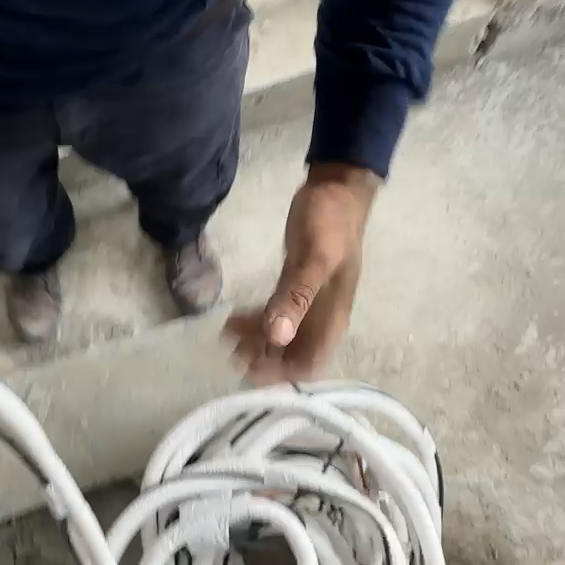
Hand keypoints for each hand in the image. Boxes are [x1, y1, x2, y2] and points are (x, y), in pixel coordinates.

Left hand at [227, 163, 379, 382]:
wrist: (337, 189)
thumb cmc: (332, 223)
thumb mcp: (316, 259)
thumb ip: (297, 298)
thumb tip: (277, 336)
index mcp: (332, 319)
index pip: (309, 364)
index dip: (282, 375)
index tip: (252, 370)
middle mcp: (320, 319)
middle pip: (290, 356)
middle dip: (262, 360)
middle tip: (231, 353)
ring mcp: (306, 304)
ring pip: (278, 337)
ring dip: (254, 343)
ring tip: (226, 336)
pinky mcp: (292, 289)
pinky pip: (272, 315)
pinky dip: (254, 322)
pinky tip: (232, 319)